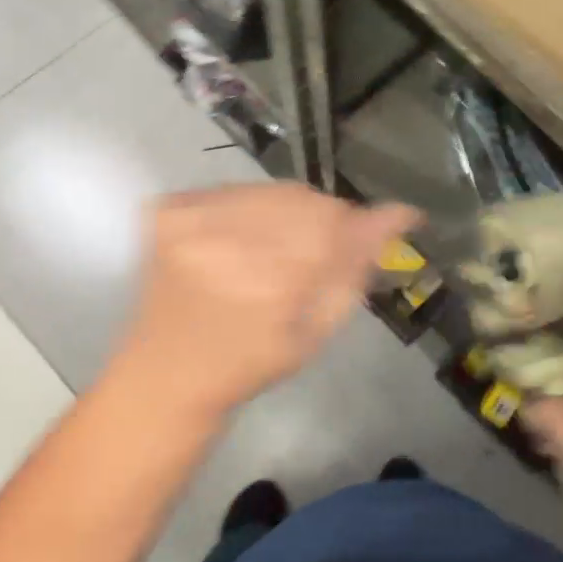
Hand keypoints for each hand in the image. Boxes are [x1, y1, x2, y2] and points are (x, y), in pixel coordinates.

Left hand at [113, 183, 418, 419]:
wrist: (166, 372)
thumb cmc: (250, 362)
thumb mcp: (314, 332)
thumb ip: (354, 270)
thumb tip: (396, 216)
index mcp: (271, 280)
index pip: (335, 220)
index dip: (360, 222)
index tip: (376, 229)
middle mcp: (229, 241)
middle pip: (304, 198)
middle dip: (322, 219)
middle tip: (313, 252)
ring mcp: (193, 220)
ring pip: (270, 189)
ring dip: (284, 211)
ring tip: (272, 249)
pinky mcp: (168, 210)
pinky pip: (232, 189)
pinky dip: (245, 208)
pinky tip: (237, 242)